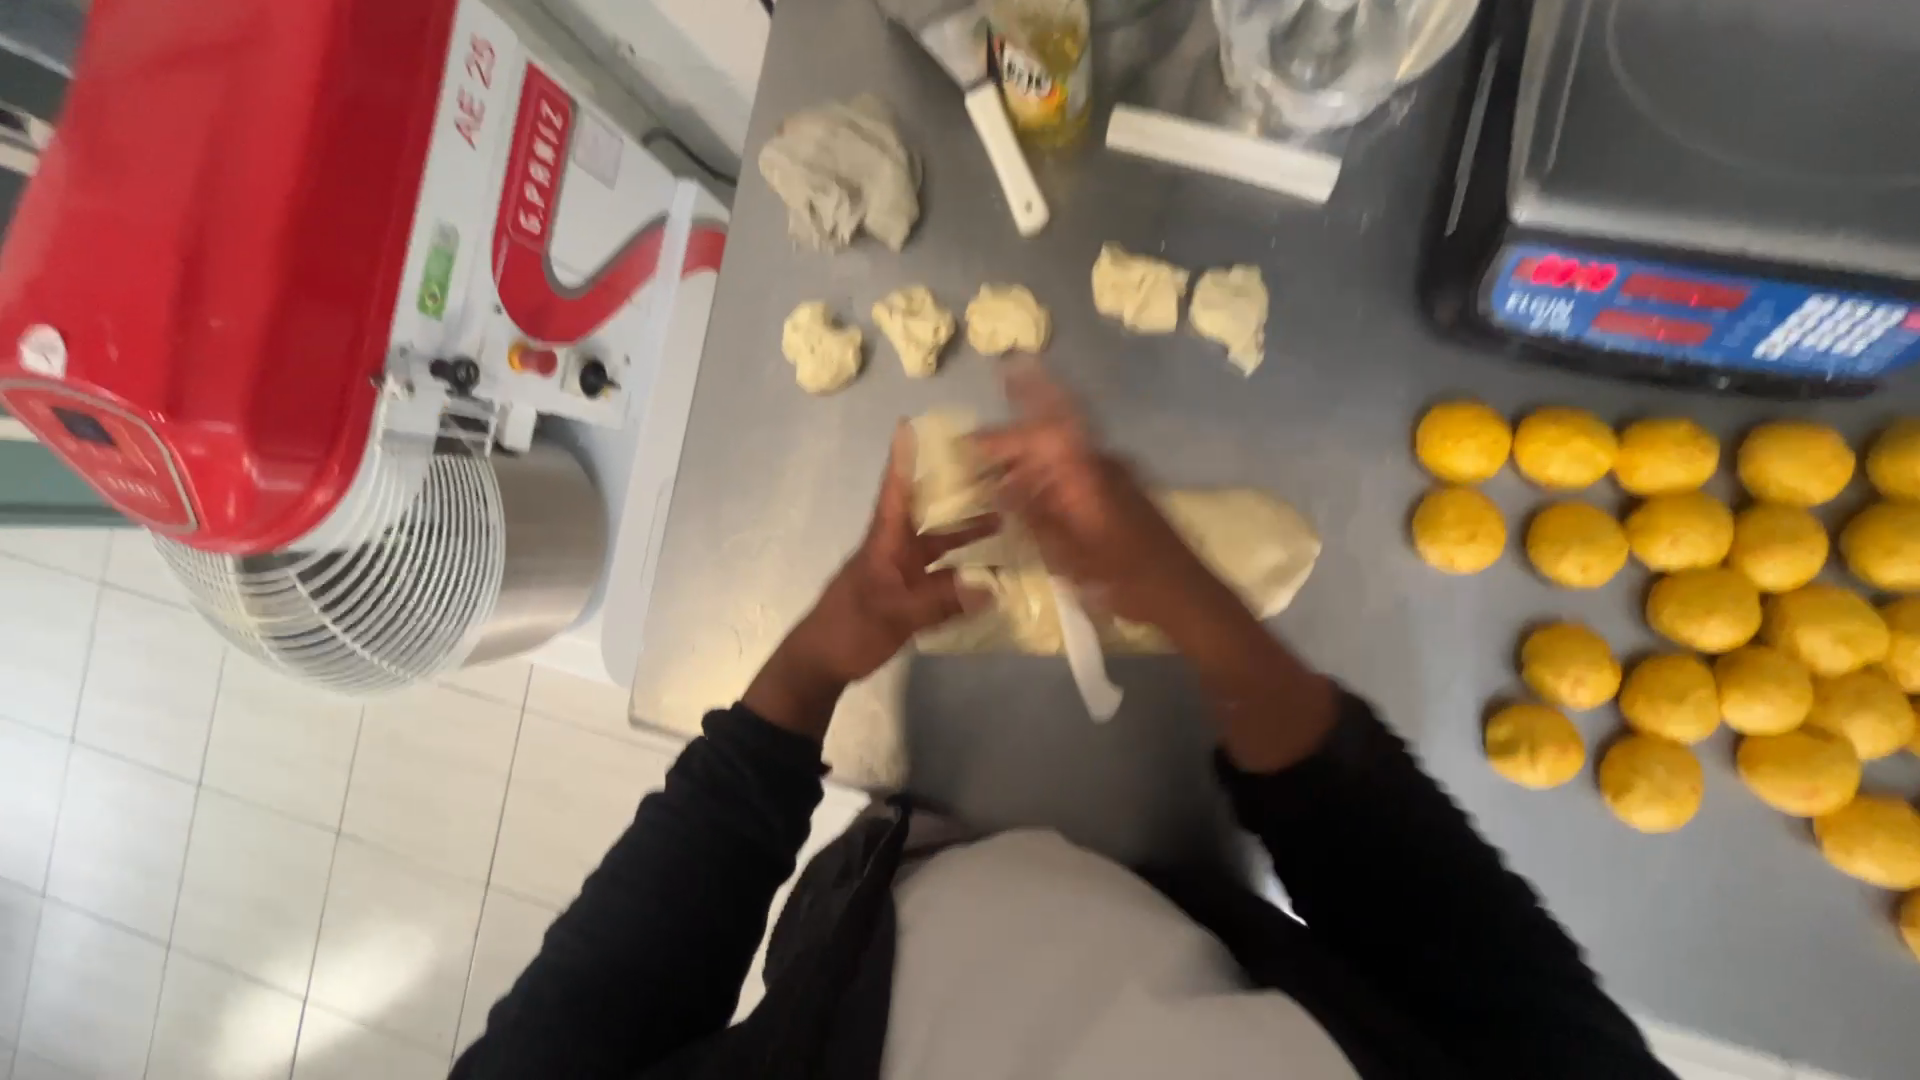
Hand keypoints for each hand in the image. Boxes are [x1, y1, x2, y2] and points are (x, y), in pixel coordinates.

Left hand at [745, 424, 996, 737]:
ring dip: (963, 534)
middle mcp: (892, 551)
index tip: (907, 426)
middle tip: (986, 474)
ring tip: (1001, 521)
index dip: (901, 460)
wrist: (818, 665)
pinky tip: (984, 577)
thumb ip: (940, 602)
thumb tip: (989, 588)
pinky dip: (959, 573)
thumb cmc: (847, 630)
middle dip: (952, 494)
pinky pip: (936, 576)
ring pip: (935, 546)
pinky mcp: (903, 596)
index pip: (894, 492)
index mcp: (883, 544)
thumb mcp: (894, 615)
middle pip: (924, 514)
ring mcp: (898, 574)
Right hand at [977, 363, 1334, 771]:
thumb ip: (1033, 515)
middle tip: (981, 447)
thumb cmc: (1124, 576)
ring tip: (1000, 474)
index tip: (991, 403)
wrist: (1185, 594)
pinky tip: (1035, 496)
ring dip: (1032, 458)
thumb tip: (1000, 486)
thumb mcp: (1068, 553)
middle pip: (1053, 434)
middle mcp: (1102, 462)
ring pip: (1064, 454)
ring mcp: (1116, 475)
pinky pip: (1077, 470)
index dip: (1021, 401)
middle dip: (1016, 437)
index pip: (1048, 421)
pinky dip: (1051, 475)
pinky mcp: (1124, 492)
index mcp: (1086, 471)